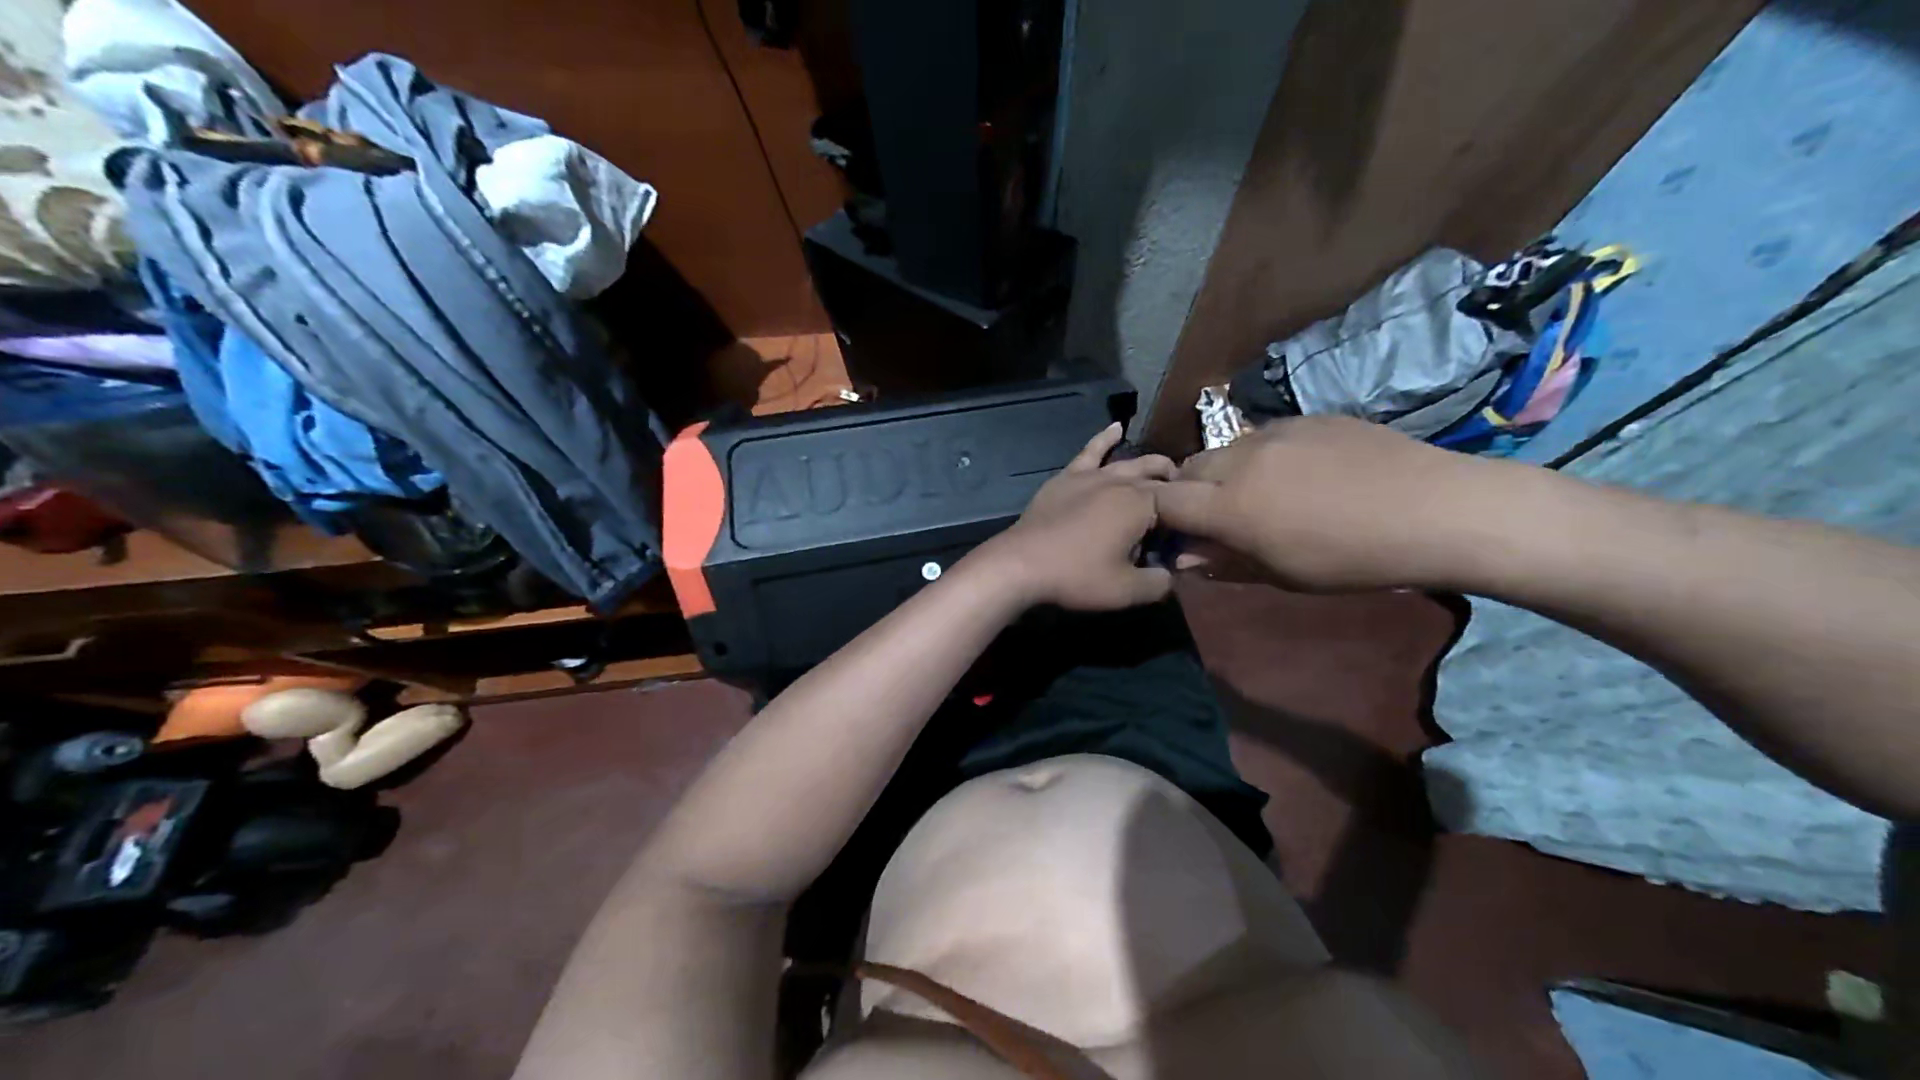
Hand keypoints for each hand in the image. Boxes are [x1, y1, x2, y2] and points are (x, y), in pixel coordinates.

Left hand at [975, 422, 1175, 610]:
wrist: (1021, 564)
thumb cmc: (1077, 576)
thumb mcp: (1127, 590)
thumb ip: (1159, 583)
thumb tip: (1172, 575)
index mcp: (1142, 504)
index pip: (1178, 504)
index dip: (1187, 519)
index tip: (1189, 536)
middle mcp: (1121, 481)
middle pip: (1156, 478)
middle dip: (1175, 488)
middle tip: (1185, 506)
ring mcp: (1091, 476)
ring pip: (1128, 463)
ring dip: (1150, 465)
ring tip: (1165, 470)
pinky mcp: (1066, 478)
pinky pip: (1090, 452)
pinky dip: (1105, 438)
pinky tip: (1116, 427)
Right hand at [1154, 415, 1498, 591]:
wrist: (1436, 509)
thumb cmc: (1353, 558)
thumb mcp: (1282, 574)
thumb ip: (1224, 563)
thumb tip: (1184, 557)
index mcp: (1229, 505)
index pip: (1165, 502)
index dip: (1159, 516)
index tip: (1173, 532)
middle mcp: (1240, 459)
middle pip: (1188, 468)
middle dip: (1189, 491)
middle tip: (1215, 516)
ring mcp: (1274, 432)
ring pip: (1225, 449)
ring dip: (1224, 471)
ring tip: (1259, 493)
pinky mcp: (1308, 417)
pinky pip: (1266, 435)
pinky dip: (1263, 455)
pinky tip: (1300, 473)